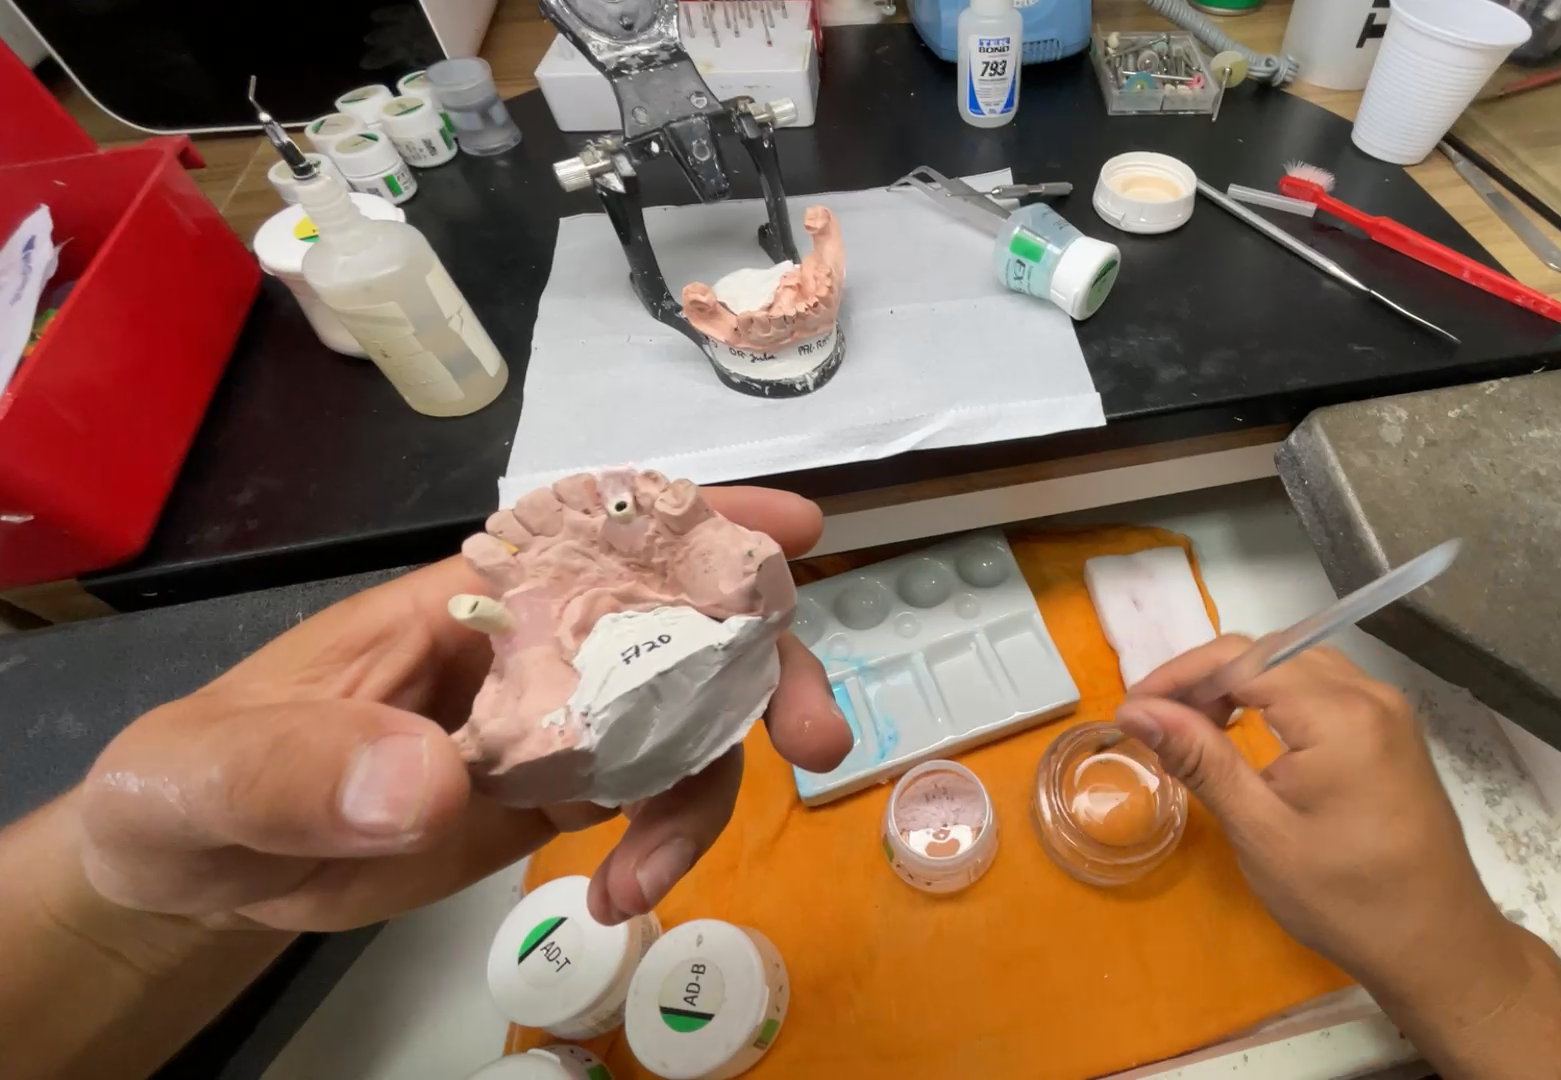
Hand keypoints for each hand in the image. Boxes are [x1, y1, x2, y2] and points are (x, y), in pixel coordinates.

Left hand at [76, 487, 850, 932]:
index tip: (795, 529)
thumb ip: (305, 766)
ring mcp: (589, 714)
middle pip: (698, 628)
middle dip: (769, 669)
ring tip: (656, 869)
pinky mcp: (593, 783)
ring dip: (721, 782)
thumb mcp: (213, 769)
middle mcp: (564, 642)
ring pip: (702, 719)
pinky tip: (625, 888)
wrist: (219, 873)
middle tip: (815, 734)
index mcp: (495, 596)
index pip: (614, 534)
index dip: (710, 521)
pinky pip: (668, 793)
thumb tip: (430, 786)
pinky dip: (671, 837)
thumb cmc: (211, 779)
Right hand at [1114, 641, 1528, 1008]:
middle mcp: (1367, 693)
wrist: (1438, 948)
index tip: (1132, 710)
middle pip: (1263, 653)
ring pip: (1287, 662)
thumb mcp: (1260, 832)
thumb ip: (1199, 758)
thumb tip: (1136, 710)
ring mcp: (1383, 705)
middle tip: (1159, 722)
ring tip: (1195, 726)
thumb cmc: (1345, 900)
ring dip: (1233, 683)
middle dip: (1202, 679)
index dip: (1178, 676)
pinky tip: (1245, 727)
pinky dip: (1268, 694)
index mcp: (1339, 716)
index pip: (1240, 660)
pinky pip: (1314, 682)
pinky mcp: (1387, 723)